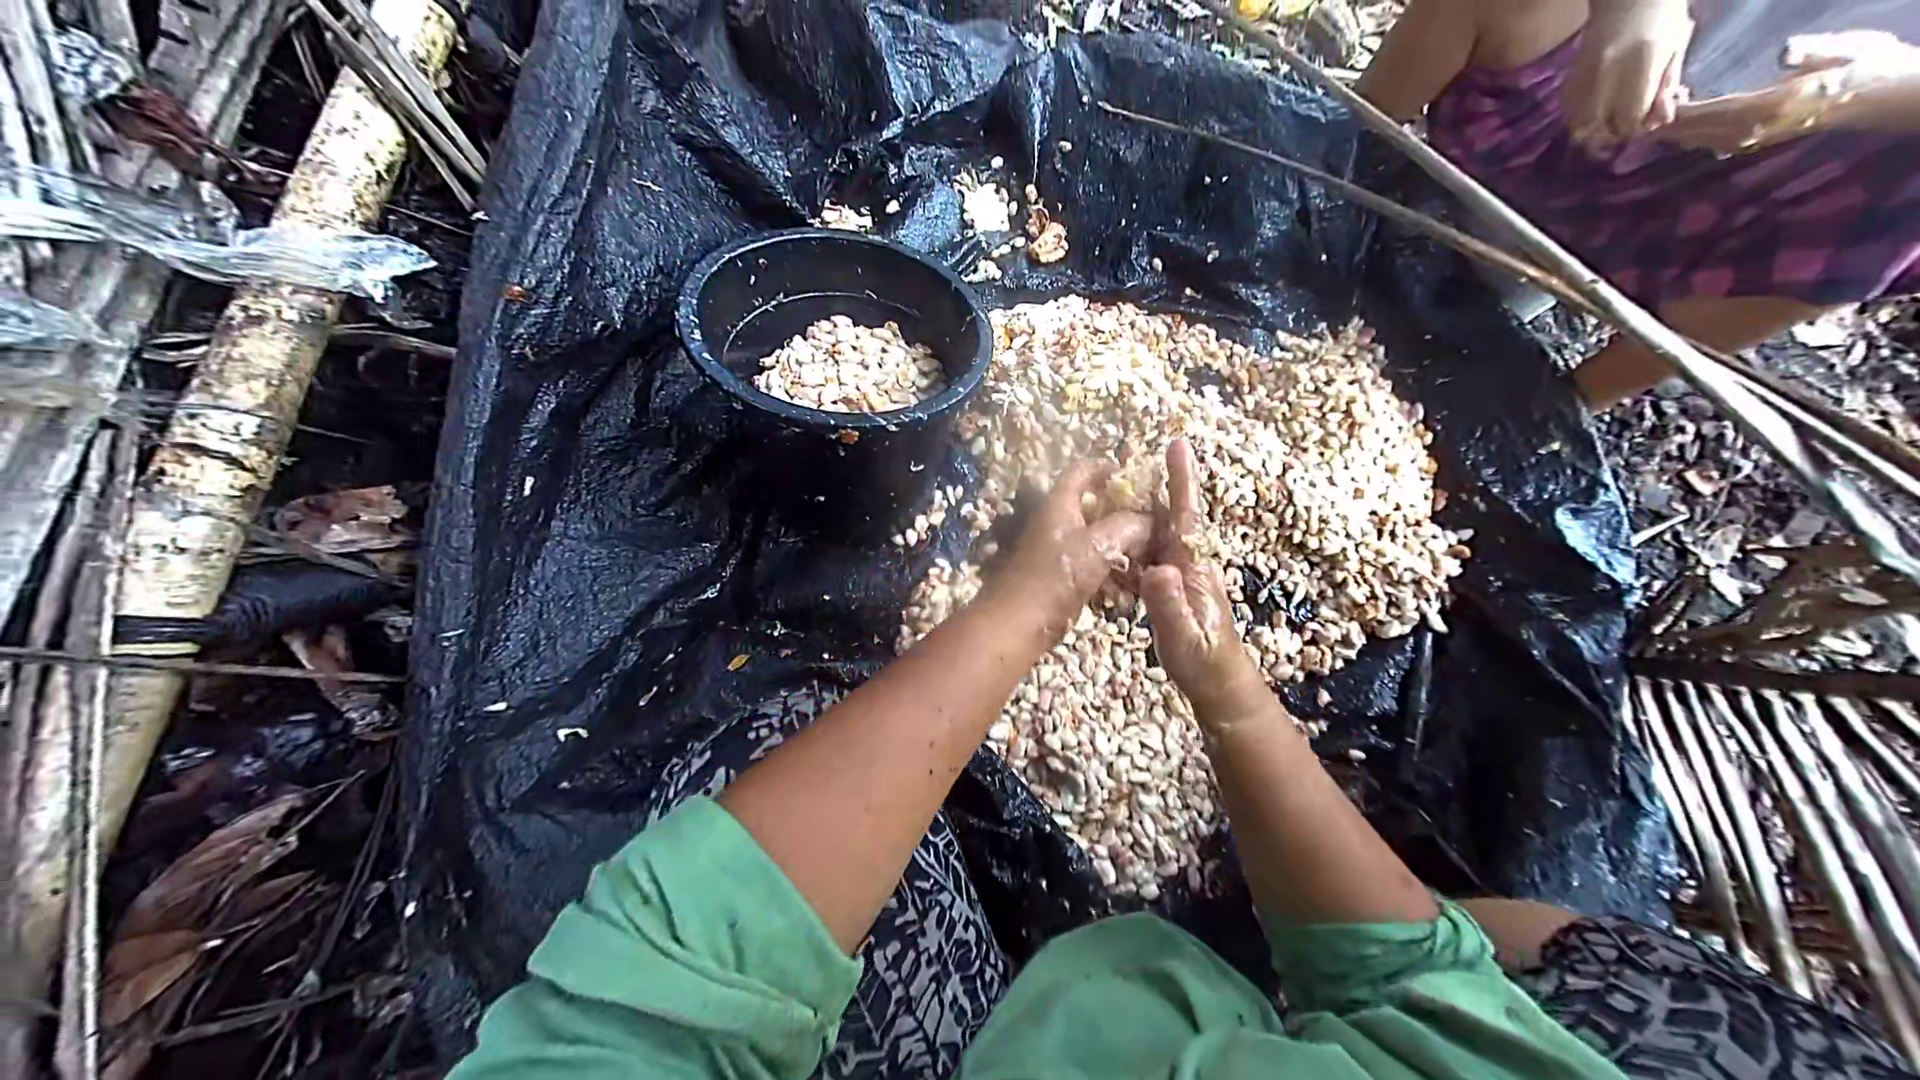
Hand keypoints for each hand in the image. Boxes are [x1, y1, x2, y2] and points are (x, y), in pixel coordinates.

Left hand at [988, 461, 1151, 636]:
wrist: (1016, 626)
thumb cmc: (1054, 578)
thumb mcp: (1098, 545)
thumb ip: (1129, 526)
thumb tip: (1152, 520)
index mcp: (1060, 504)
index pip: (1083, 470)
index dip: (1109, 468)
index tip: (1138, 477)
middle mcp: (1057, 524)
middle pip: (1094, 506)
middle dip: (1126, 512)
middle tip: (1156, 522)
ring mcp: (1058, 553)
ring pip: (1097, 540)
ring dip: (1124, 545)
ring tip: (1153, 554)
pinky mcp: (1060, 581)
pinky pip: (1093, 568)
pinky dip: (1113, 571)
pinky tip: (1133, 584)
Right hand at [1139, 440, 1265, 722]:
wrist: (1217, 682)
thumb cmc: (1203, 660)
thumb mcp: (1184, 635)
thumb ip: (1169, 604)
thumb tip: (1157, 569)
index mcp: (1193, 567)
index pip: (1186, 516)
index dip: (1182, 481)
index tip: (1178, 445)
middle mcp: (1188, 562)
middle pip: (1171, 515)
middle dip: (1157, 484)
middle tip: (1131, 460)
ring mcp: (1180, 573)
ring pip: (1158, 532)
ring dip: (1140, 509)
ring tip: (1114, 491)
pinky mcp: (1170, 585)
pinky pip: (1149, 552)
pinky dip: (1133, 538)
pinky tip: (1113, 536)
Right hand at [1560, 0, 1694, 147]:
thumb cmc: (1662, 17)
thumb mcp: (1675, 49)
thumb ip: (1665, 87)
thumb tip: (1658, 122)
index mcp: (1640, 65)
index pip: (1630, 119)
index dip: (1637, 127)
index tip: (1644, 124)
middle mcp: (1605, 78)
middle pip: (1599, 129)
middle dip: (1612, 132)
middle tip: (1625, 124)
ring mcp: (1581, 82)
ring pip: (1579, 127)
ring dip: (1593, 129)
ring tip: (1608, 118)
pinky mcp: (1567, 85)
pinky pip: (1569, 116)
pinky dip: (1581, 119)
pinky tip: (1595, 107)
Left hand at [1661, 31, 1919, 152]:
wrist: (1879, 96)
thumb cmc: (1864, 66)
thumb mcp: (1846, 50)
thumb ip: (1812, 51)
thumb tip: (1787, 50)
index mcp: (1765, 108)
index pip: (1706, 113)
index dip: (1677, 109)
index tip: (1661, 96)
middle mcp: (1746, 131)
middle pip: (1690, 132)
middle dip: (1666, 121)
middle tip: (1658, 101)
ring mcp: (1745, 141)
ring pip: (1693, 140)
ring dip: (1676, 127)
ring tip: (1671, 105)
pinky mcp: (1747, 144)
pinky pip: (1705, 143)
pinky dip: (1689, 132)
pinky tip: (1688, 117)